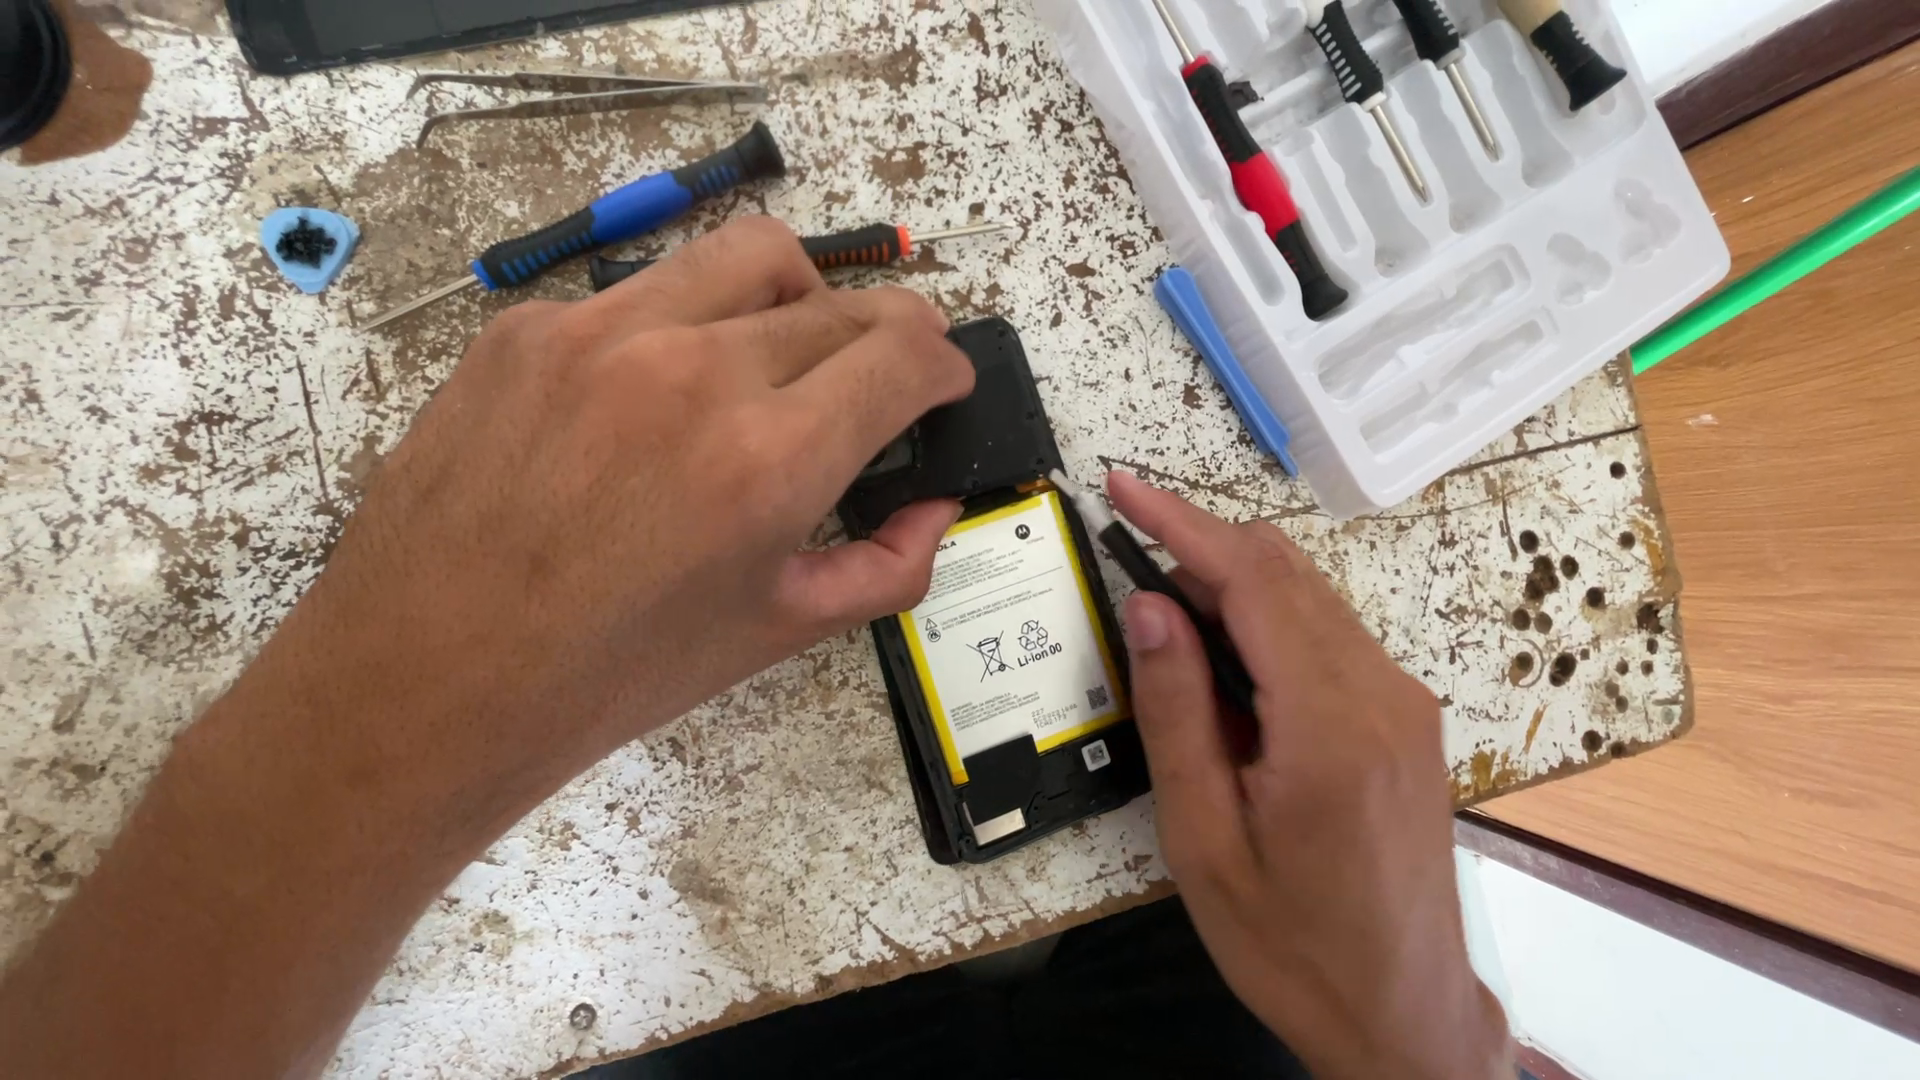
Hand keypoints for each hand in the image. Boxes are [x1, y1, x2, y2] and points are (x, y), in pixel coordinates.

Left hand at [261, 216, 974, 817]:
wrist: (432, 679)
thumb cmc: (620, 671)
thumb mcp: (782, 629)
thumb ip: (890, 565)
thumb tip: (936, 506)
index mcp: (768, 459)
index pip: (902, 353)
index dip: (944, 362)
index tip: (943, 384)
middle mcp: (693, 370)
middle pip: (842, 299)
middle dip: (892, 335)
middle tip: (887, 379)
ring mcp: (601, 332)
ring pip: (753, 256)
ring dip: (805, 296)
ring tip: (793, 354)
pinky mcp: (529, 326)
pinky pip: (651, 292)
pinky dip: (696, 327)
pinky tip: (668, 395)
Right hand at [1109, 472, 1510, 1079]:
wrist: (1403, 1016)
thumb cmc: (1288, 941)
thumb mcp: (1201, 836)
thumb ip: (1175, 711)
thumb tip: (1149, 605)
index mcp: (1331, 725)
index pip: (1251, 582)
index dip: (1180, 522)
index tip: (1123, 486)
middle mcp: (1382, 691)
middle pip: (1282, 571)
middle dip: (1197, 549)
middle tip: (1130, 574)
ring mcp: (1401, 699)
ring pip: (1304, 593)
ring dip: (1227, 583)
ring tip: (1167, 628)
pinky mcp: (1402, 713)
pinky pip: (1323, 630)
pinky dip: (1261, 618)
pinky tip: (1222, 664)